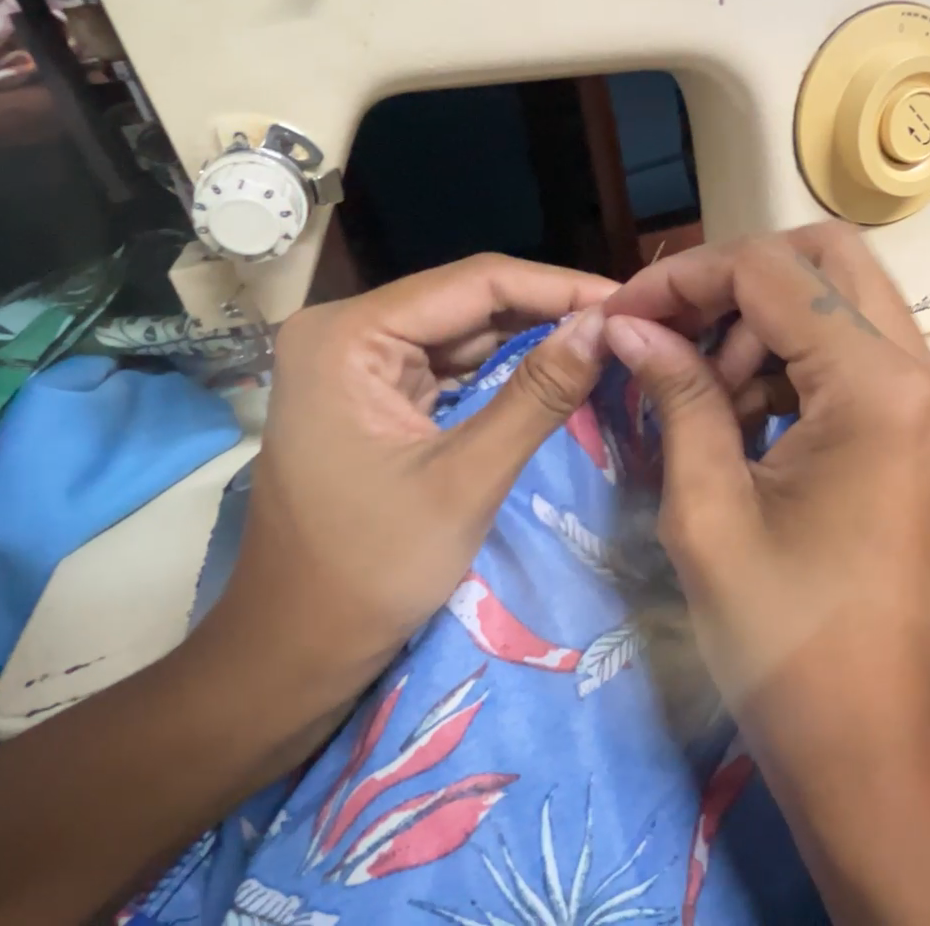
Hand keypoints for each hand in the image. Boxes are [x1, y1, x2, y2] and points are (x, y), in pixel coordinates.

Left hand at [203, 254, 615, 698]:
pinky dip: (507, 374)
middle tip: (632, 326)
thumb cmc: (372, 568)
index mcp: (348, 335)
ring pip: (466, 335)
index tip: (632, 302)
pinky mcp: (375, 398)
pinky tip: (560, 374)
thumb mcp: (467, 478)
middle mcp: (347, 333)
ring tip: (610, 344)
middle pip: (470, 302)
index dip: (562, 287)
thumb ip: (538, 395)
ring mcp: (358, 366)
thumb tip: (604, 327)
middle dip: (552, 313)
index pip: (475, 281)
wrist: (297, 648)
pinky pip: (453, 370)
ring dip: (535, 341)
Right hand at [601, 224, 929, 924]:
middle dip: (735, 280)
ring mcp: (927, 403)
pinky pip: (852, 358)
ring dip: (763, 324)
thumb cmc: (780, 639)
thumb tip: (628, 323)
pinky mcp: (917, 434)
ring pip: (842, 304)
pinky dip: (792, 362)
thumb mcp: (707, 511)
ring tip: (699, 391)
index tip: (617, 314)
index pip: (771, 272)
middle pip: (826, 260)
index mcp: (876, 386)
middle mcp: (919, 374)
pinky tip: (740, 415)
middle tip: (668, 333)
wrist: (863, 740)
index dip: (683, 278)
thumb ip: (678, 395)